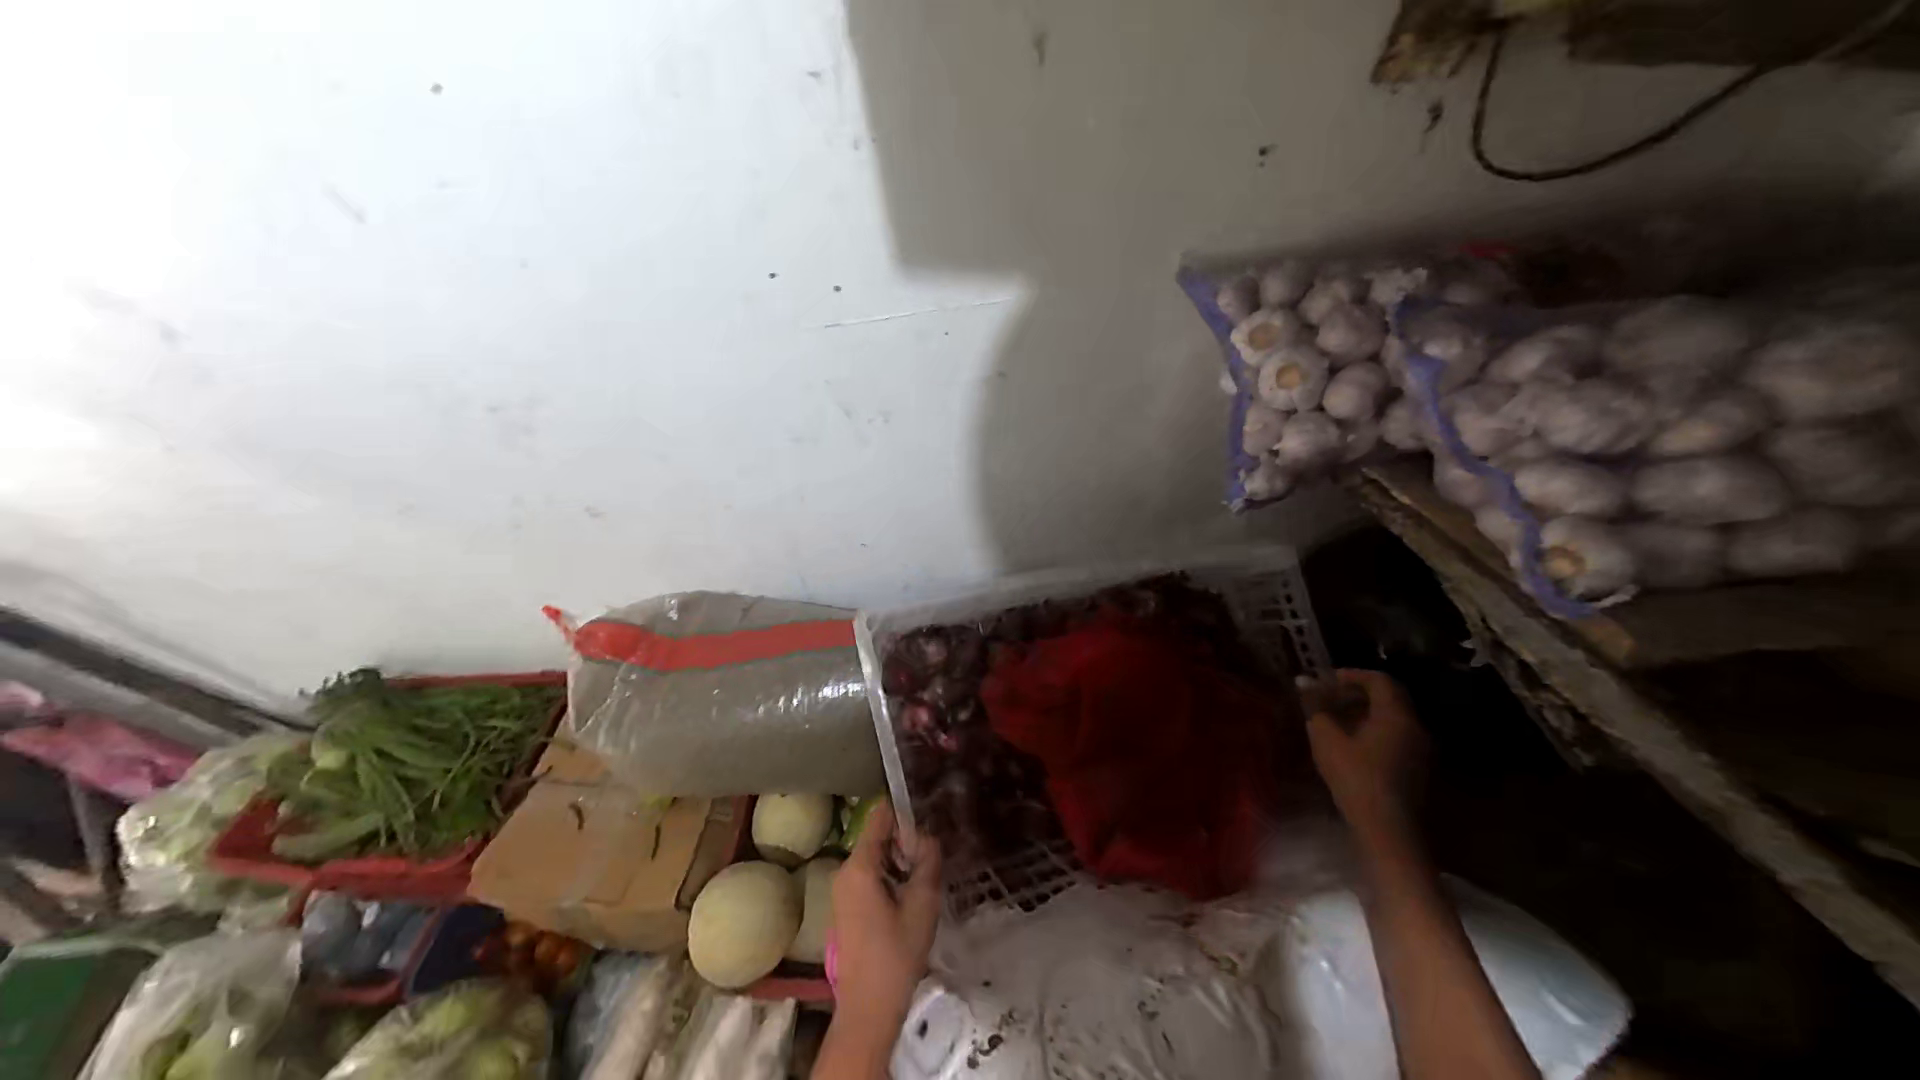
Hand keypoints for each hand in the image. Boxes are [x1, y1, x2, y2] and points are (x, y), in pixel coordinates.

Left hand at [831, 798, 942, 1029]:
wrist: (868, 1009)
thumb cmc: (896, 954)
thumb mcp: (923, 904)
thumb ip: (927, 861)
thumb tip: (927, 835)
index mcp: (859, 866)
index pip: (879, 816)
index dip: (904, 812)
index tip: (929, 817)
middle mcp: (845, 871)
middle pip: (878, 837)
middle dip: (905, 840)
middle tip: (933, 856)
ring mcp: (843, 890)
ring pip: (875, 858)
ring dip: (899, 861)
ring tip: (926, 875)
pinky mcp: (847, 906)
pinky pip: (870, 876)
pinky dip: (890, 877)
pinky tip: (910, 895)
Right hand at [1301, 669, 1428, 849]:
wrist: (1387, 829)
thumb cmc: (1355, 776)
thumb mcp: (1326, 738)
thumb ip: (1315, 706)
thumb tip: (1303, 682)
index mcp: (1397, 715)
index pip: (1379, 680)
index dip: (1350, 674)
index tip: (1324, 680)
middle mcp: (1415, 727)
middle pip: (1388, 697)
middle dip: (1355, 693)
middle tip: (1326, 698)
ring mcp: (1419, 749)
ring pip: (1391, 718)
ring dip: (1362, 712)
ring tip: (1332, 721)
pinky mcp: (1416, 768)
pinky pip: (1394, 736)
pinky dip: (1371, 729)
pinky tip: (1348, 743)